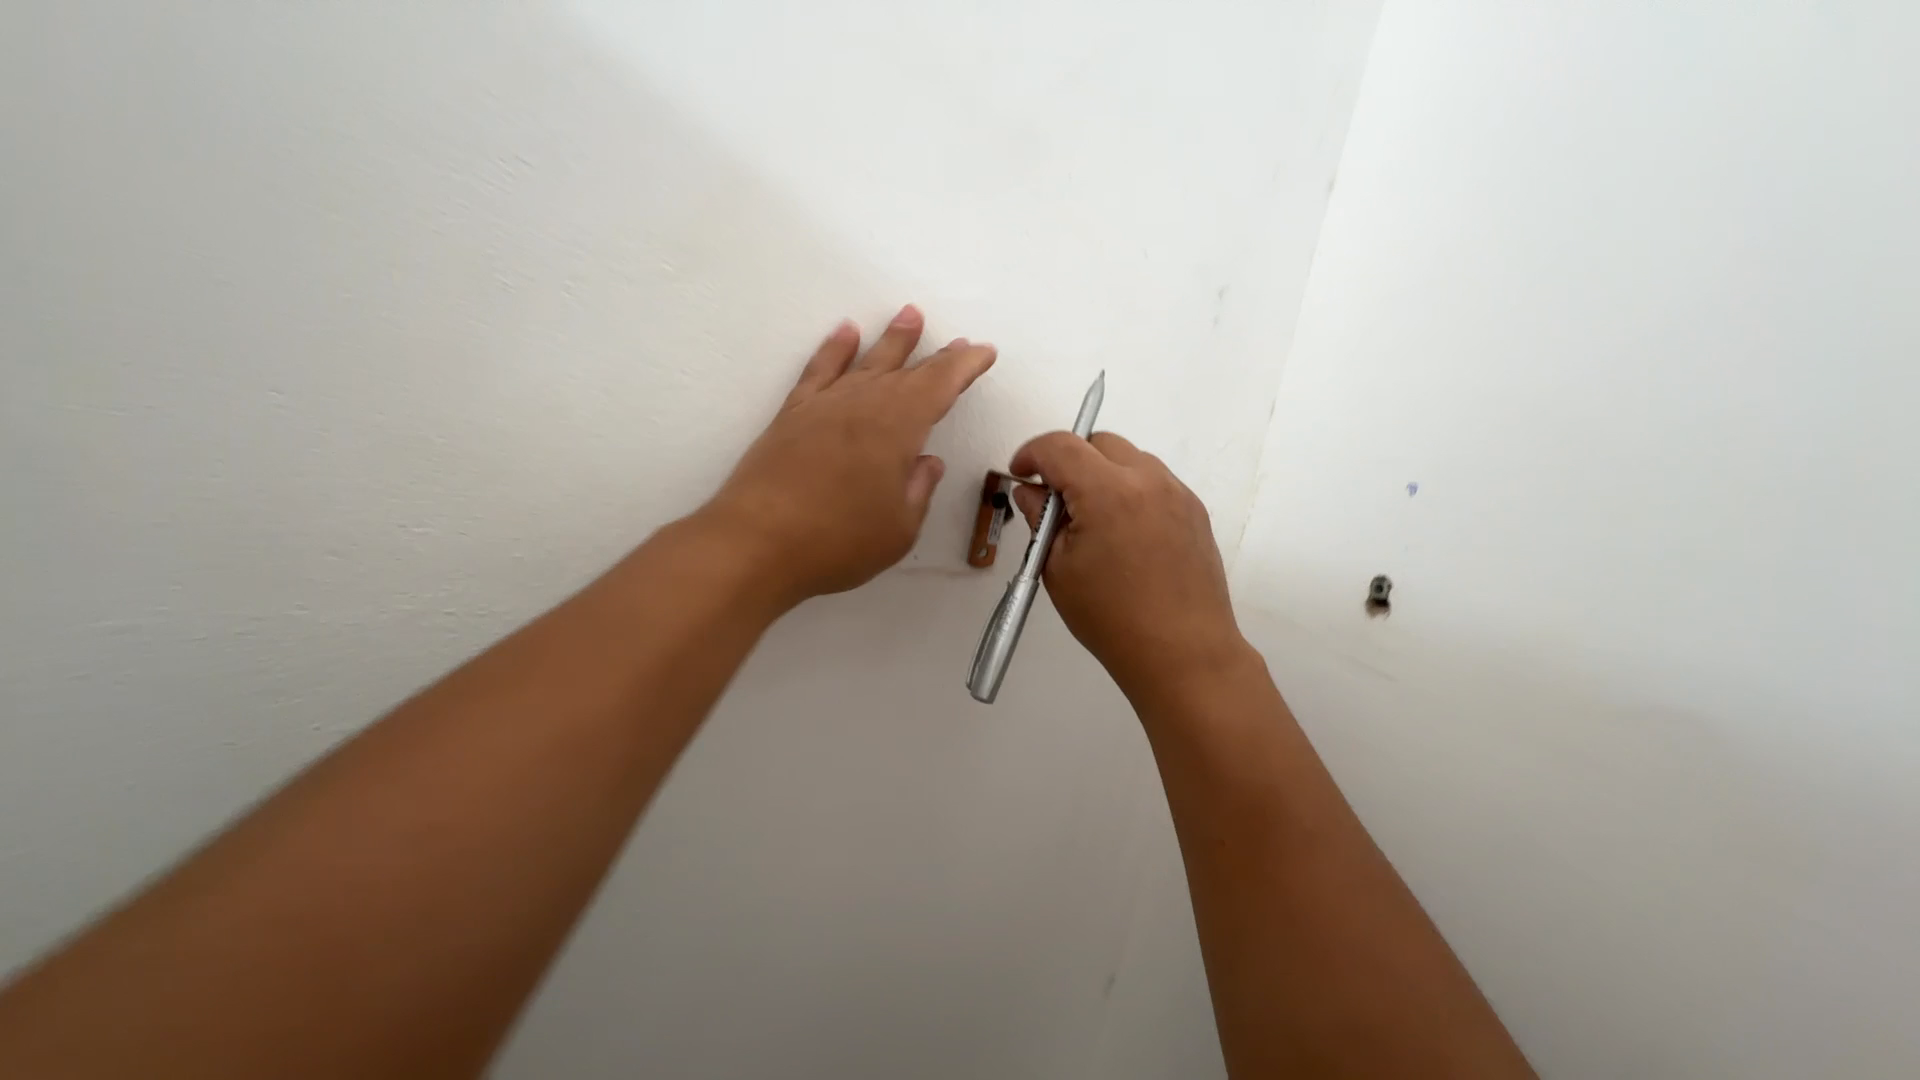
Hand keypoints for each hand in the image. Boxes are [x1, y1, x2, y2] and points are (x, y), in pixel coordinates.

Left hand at [697, 305, 995, 606]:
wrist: (756, 543)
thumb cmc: (837, 542)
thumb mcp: (898, 529)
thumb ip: (917, 490)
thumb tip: (926, 462)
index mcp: (898, 429)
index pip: (939, 386)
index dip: (964, 367)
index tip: (982, 352)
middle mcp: (862, 406)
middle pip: (906, 372)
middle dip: (936, 357)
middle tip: (957, 341)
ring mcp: (824, 406)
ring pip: (865, 362)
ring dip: (891, 340)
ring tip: (909, 315)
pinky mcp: (791, 415)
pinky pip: (818, 370)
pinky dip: (834, 349)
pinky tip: (845, 333)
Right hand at [1009, 432, 1247, 698]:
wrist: (1183, 652)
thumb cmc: (1112, 618)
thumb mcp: (1058, 570)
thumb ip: (1041, 520)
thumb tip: (1032, 493)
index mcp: (1108, 492)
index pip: (1060, 446)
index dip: (1032, 454)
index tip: (1021, 473)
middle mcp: (1148, 481)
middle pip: (1099, 443)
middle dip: (1070, 460)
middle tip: (1054, 499)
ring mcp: (1178, 494)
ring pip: (1130, 459)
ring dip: (1103, 473)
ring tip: (1091, 520)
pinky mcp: (1195, 512)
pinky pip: (1155, 483)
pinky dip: (1130, 491)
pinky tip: (1123, 535)